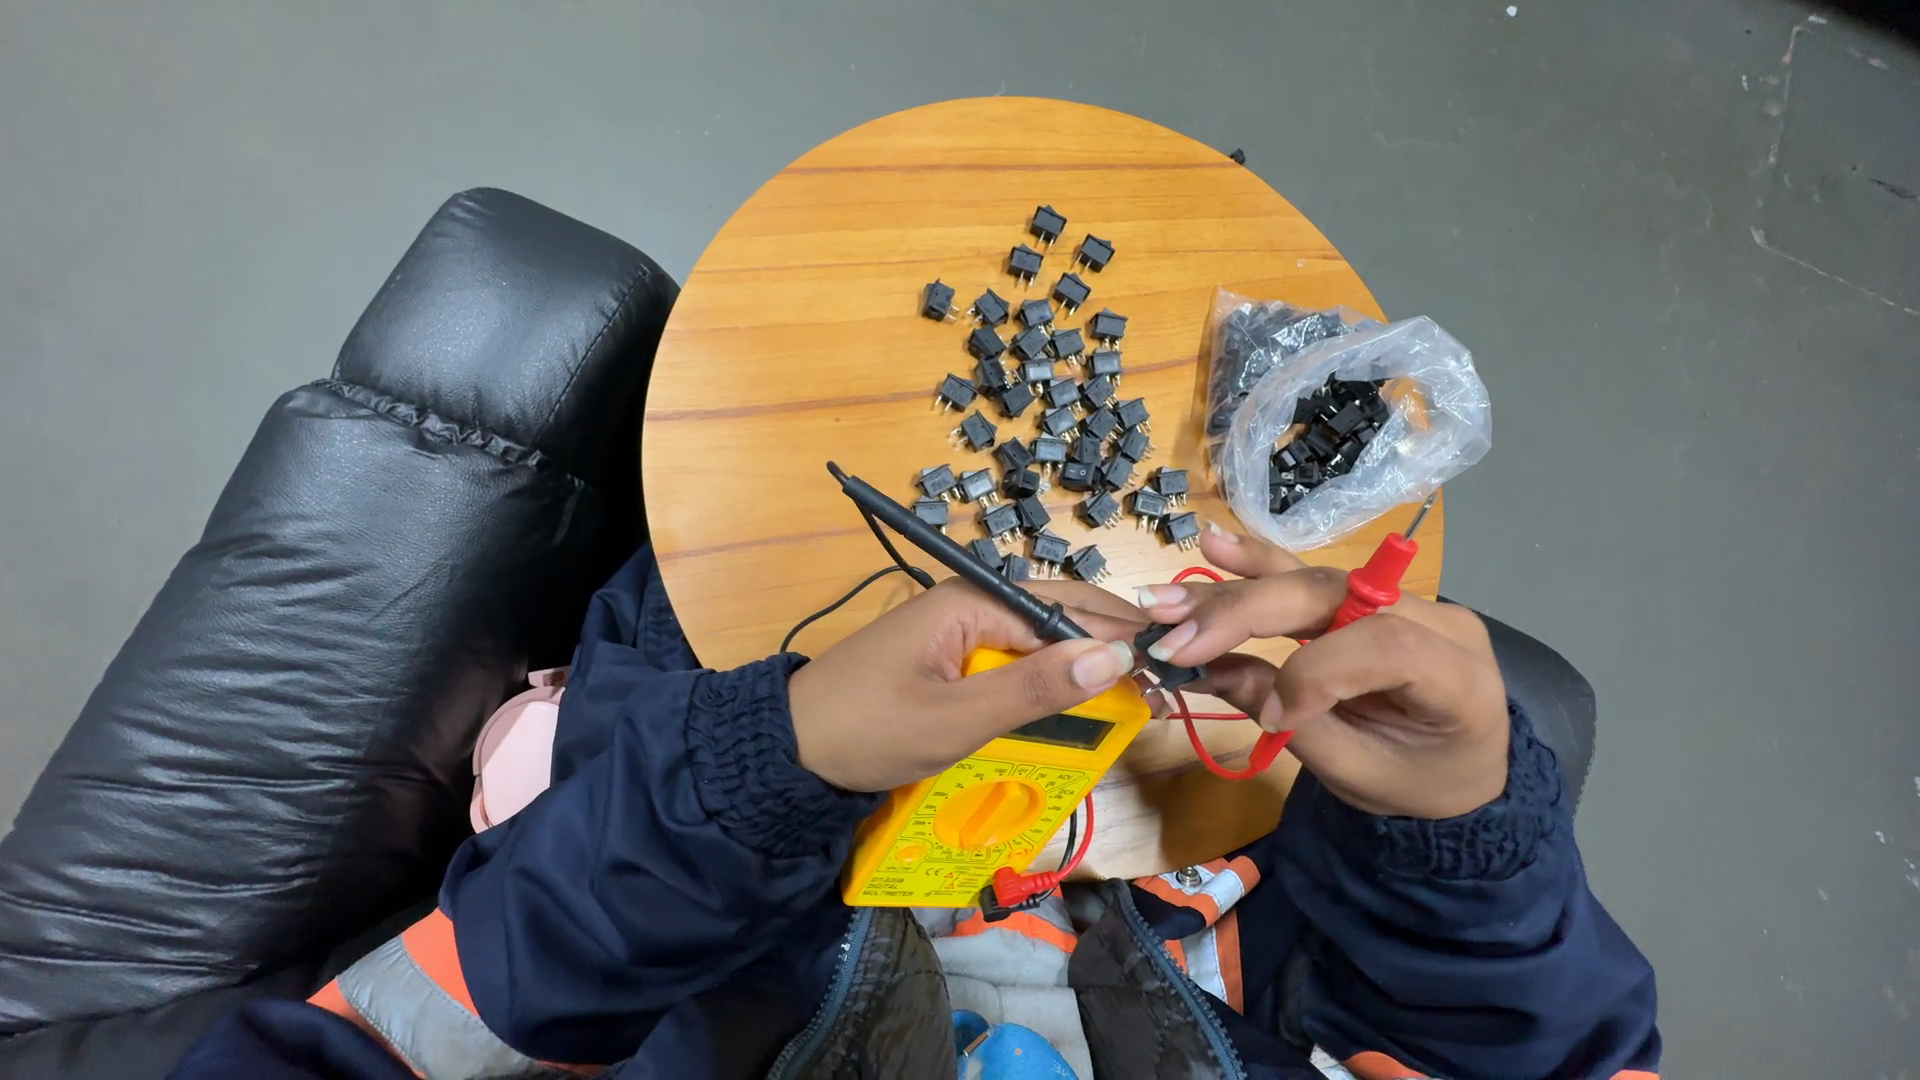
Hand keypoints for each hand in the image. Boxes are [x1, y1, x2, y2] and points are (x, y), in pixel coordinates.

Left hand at [787, 577, 1147, 791]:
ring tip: (1131, 692)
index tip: (1167, 666)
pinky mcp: (949, 656)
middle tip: (1160, 680)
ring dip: (1079, 665)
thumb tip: (1116, 655)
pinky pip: (1010, 661)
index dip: (1117, 636)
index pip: (1065, 608)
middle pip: (1054, 616)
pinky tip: (1073, 700)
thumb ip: (1035, 689)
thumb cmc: (869, 731)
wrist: (790, 752)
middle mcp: (970, 602)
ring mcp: (957, 629)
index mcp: (972, 600)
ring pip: (1036, 639)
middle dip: (1105, 645)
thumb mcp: (956, 718)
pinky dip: (1045, 680)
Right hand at [1134, 524, 1508, 819]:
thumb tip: (1206, 673)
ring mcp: (1398, 598)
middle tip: (1171, 636)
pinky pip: (1305, 573)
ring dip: (1230, 591)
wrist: (1456, 768)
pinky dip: (1254, 562)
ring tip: (1167, 601)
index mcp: (1456, 676)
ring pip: (1304, 580)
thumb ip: (1294, 720)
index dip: (1313, 674)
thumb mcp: (1359, 769)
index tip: (1271, 721)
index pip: (1380, 648)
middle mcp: (1433, 617)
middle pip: (1327, 595)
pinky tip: (1213, 544)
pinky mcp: (1363, 593)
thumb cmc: (1415, 781)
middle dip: (1242, 614)